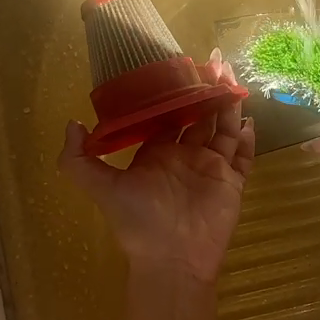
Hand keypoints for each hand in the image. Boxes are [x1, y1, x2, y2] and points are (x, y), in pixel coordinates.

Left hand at [60, 51, 255, 283]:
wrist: (172, 258)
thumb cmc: (138, 221)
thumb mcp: (100, 187)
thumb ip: (77, 160)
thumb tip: (72, 124)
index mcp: (156, 154)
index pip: (168, 116)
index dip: (174, 93)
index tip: (180, 68)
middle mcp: (184, 156)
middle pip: (199, 116)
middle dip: (206, 90)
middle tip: (213, 61)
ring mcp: (210, 168)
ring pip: (223, 128)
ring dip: (227, 103)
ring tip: (231, 76)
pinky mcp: (232, 182)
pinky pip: (244, 156)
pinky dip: (248, 138)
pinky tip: (248, 117)